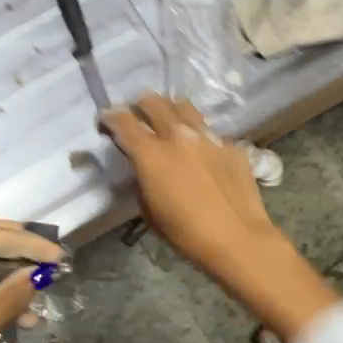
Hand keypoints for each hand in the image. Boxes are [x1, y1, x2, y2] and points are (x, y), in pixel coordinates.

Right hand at [100, 94, 279, 283]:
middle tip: (137, 115)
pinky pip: (209, 130)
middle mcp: (178, 136)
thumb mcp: (148, 209)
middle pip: (154, 102)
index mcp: (151, 154)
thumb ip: (141, 179)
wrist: (237, 239)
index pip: (123, 121)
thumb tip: (141, 166)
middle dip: (140, 105)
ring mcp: (208, 137)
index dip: (110, 117)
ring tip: (168, 121)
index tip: (105, 120)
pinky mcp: (231, 145)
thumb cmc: (185, 233)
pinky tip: (200, 151)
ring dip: (170, 110)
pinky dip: (197, 134)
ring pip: (184, 107)